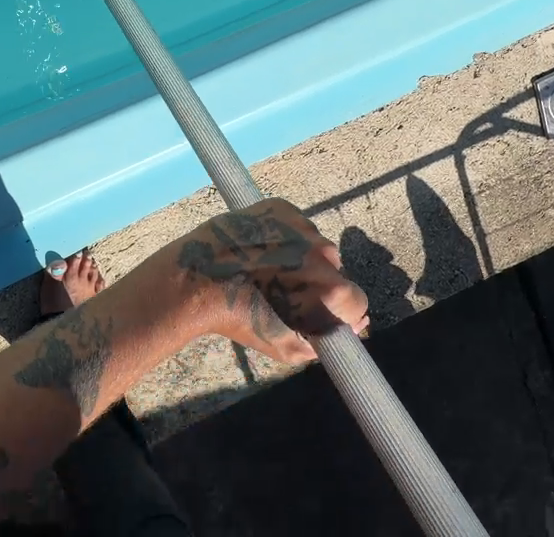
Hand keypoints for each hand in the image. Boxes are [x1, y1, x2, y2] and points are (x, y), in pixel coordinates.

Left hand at [171, 198, 368, 363]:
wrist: (197, 277)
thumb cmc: (241, 318)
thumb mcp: (288, 348)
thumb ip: (327, 341)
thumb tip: (348, 327)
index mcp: (332, 290)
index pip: (356, 301)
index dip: (337, 309)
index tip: (315, 310)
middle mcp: (324, 252)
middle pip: (333, 269)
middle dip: (316, 280)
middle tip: (284, 287)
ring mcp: (302, 225)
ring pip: (312, 243)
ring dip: (300, 254)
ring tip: (268, 265)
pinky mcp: (279, 206)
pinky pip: (293, 222)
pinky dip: (282, 233)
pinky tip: (260, 245)